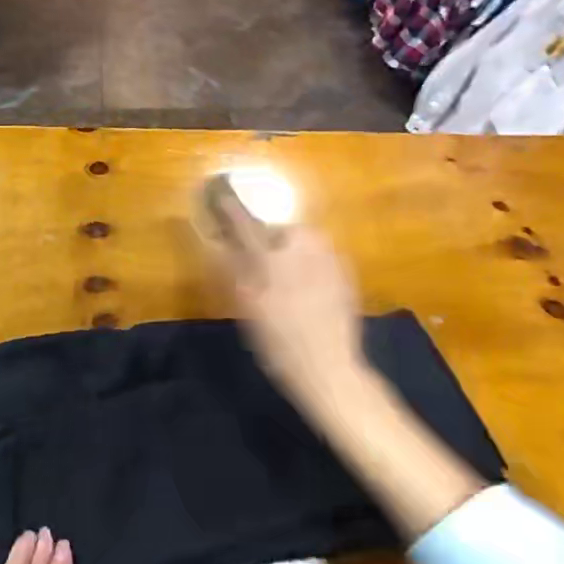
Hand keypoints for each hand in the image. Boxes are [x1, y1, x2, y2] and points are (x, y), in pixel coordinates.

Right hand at [211, 215, 367, 408]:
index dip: (230, 209)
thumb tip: (216, 239)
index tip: (220, 194)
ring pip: (305, 244)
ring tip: (286, 282)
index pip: (245, 222)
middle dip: (271, 241)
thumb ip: (231, 265)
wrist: (330, 369)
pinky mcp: (347, 277)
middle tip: (261, 266)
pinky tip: (307, 294)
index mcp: (274, 252)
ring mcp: (331, 260)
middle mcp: (305, 246)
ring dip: (293, 253)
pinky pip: (322, 260)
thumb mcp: (246, 304)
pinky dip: (311, 268)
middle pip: (282, 232)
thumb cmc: (278, 337)